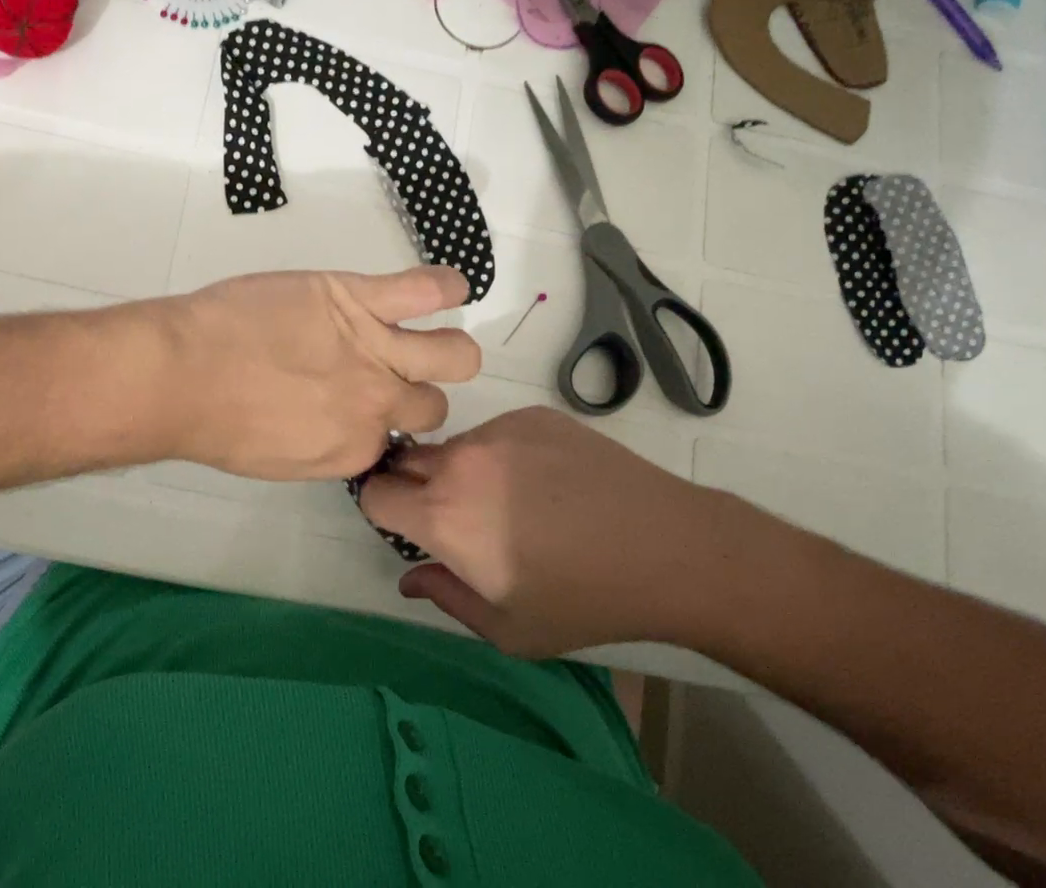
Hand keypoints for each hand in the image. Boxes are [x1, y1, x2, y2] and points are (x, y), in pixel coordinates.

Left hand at [161, 266, 480, 480]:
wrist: (182, 375)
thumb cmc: (211, 421)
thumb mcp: (275, 458)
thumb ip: (322, 446)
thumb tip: (338, 427)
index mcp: (354, 449)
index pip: (394, 438)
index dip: (378, 422)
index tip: (356, 408)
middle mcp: (377, 405)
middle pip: (434, 404)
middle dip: (417, 392)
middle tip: (389, 373)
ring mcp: (375, 349)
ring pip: (456, 354)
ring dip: (448, 349)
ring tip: (425, 332)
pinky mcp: (358, 298)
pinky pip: (428, 289)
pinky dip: (445, 286)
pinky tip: (441, 288)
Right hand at [359, 406, 744, 656]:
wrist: (671, 549)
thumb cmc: (583, 601)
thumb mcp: (506, 628)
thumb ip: (445, 597)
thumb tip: (409, 578)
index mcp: (442, 515)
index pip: (373, 493)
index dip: (383, 511)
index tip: (409, 528)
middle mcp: (460, 462)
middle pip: (405, 462)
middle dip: (415, 488)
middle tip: (458, 520)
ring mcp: (499, 432)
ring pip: (455, 448)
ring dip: (462, 472)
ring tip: (516, 504)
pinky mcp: (535, 417)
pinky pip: (496, 434)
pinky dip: (503, 456)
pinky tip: (548, 484)